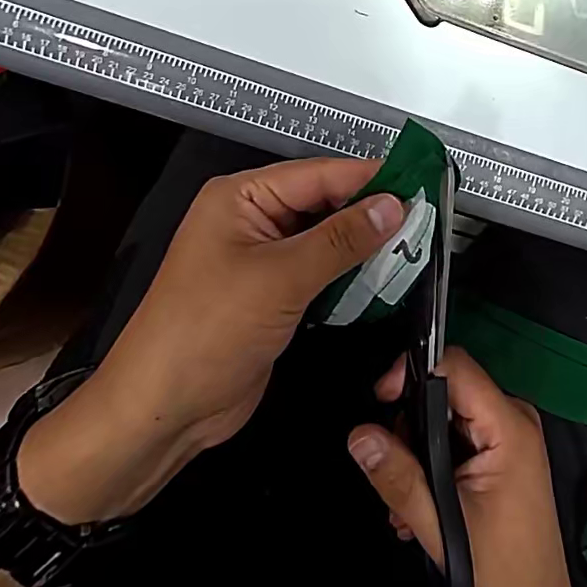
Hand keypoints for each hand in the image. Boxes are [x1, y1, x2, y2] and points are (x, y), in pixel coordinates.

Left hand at [17, 157, 402, 524]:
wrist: (162, 412)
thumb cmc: (203, 333)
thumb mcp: (279, 278)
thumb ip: (340, 240)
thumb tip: (391, 205)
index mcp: (241, 197)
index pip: (318, 175)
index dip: (369, 177)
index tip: (417, 181)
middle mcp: (252, 219)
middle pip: (324, 204)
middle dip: (370, 213)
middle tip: (424, 218)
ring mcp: (263, 258)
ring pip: (326, 240)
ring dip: (364, 246)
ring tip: (414, 246)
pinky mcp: (273, 293)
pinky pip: (321, 272)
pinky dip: (350, 275)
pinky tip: (383, 278)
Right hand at [348, 348, 574, 586]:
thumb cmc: (506, 579)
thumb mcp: (445, 528)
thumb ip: (400, 477)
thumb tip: (363, 436)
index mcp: (509, 427)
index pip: (454, 365)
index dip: (412, 373)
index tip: (382, 397)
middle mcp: (513, 421)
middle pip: (446, 389)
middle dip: (411, 423)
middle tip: (393, 465)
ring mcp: (510, 437)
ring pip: (446, 414)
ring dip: (418, 449)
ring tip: (408, 497)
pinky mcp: (503, 453)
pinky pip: (457, 434)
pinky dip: (433, 460)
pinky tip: (423, 500)